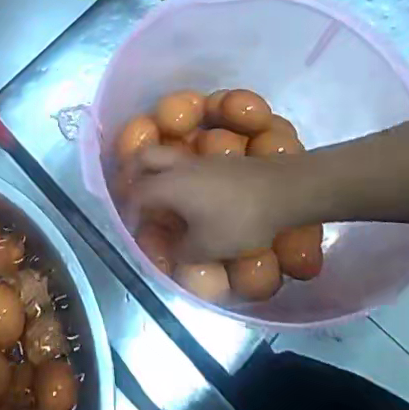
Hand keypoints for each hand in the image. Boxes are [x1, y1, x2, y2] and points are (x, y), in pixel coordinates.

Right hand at [124, 146, 319, 261]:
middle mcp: (178, 166)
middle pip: (143, 158)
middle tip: (132, 194)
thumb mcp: (207, 247)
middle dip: (132, 174)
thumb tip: (172, 250)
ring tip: (161, 196)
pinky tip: (191, 197)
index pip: (135, 192)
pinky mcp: (218, 162)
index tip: (129, 224)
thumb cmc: (239, 218)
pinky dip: (178, 176)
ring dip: (157, 173)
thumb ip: (182, 251)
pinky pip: (186, 164)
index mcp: (167, 184)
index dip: (126, 208)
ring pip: (166, 158)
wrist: (282, 189)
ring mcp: (199, 160)